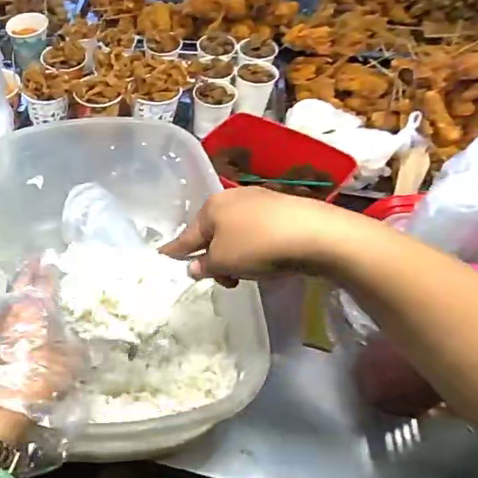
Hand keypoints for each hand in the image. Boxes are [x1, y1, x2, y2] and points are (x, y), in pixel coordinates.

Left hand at [0, 256, 75, 443]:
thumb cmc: (37, 378)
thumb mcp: (71, 363)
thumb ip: (85, 347)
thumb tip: (100, 341)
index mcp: (35, 307)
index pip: (45, 279)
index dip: (51, 267)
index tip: (56, 255)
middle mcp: (15, 309)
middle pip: (22, 281)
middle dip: (31, 269)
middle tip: (41, 259)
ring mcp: (0, 324)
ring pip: (14, 295)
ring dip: (23, 286)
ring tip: (36, 281)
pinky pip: (10, 312)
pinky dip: (19, 305)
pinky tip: (28, 310)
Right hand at [159, 188, 369, 284]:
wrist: (314, 234)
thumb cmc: (258, 246)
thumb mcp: (223, 261)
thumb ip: (204, 265)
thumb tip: (193, 266)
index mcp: (212, 207)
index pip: (188, 234)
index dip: (176, 249)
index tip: (162, 255)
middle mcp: (233, 198)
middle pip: (213, 233)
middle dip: (214, 257)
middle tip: (225, 280)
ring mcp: (260, 201)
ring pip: (236, 233)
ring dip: (236, 255)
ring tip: (249, 274)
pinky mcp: (283, 210)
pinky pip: (257, 232)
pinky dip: (255, 248)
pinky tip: (267, 260)